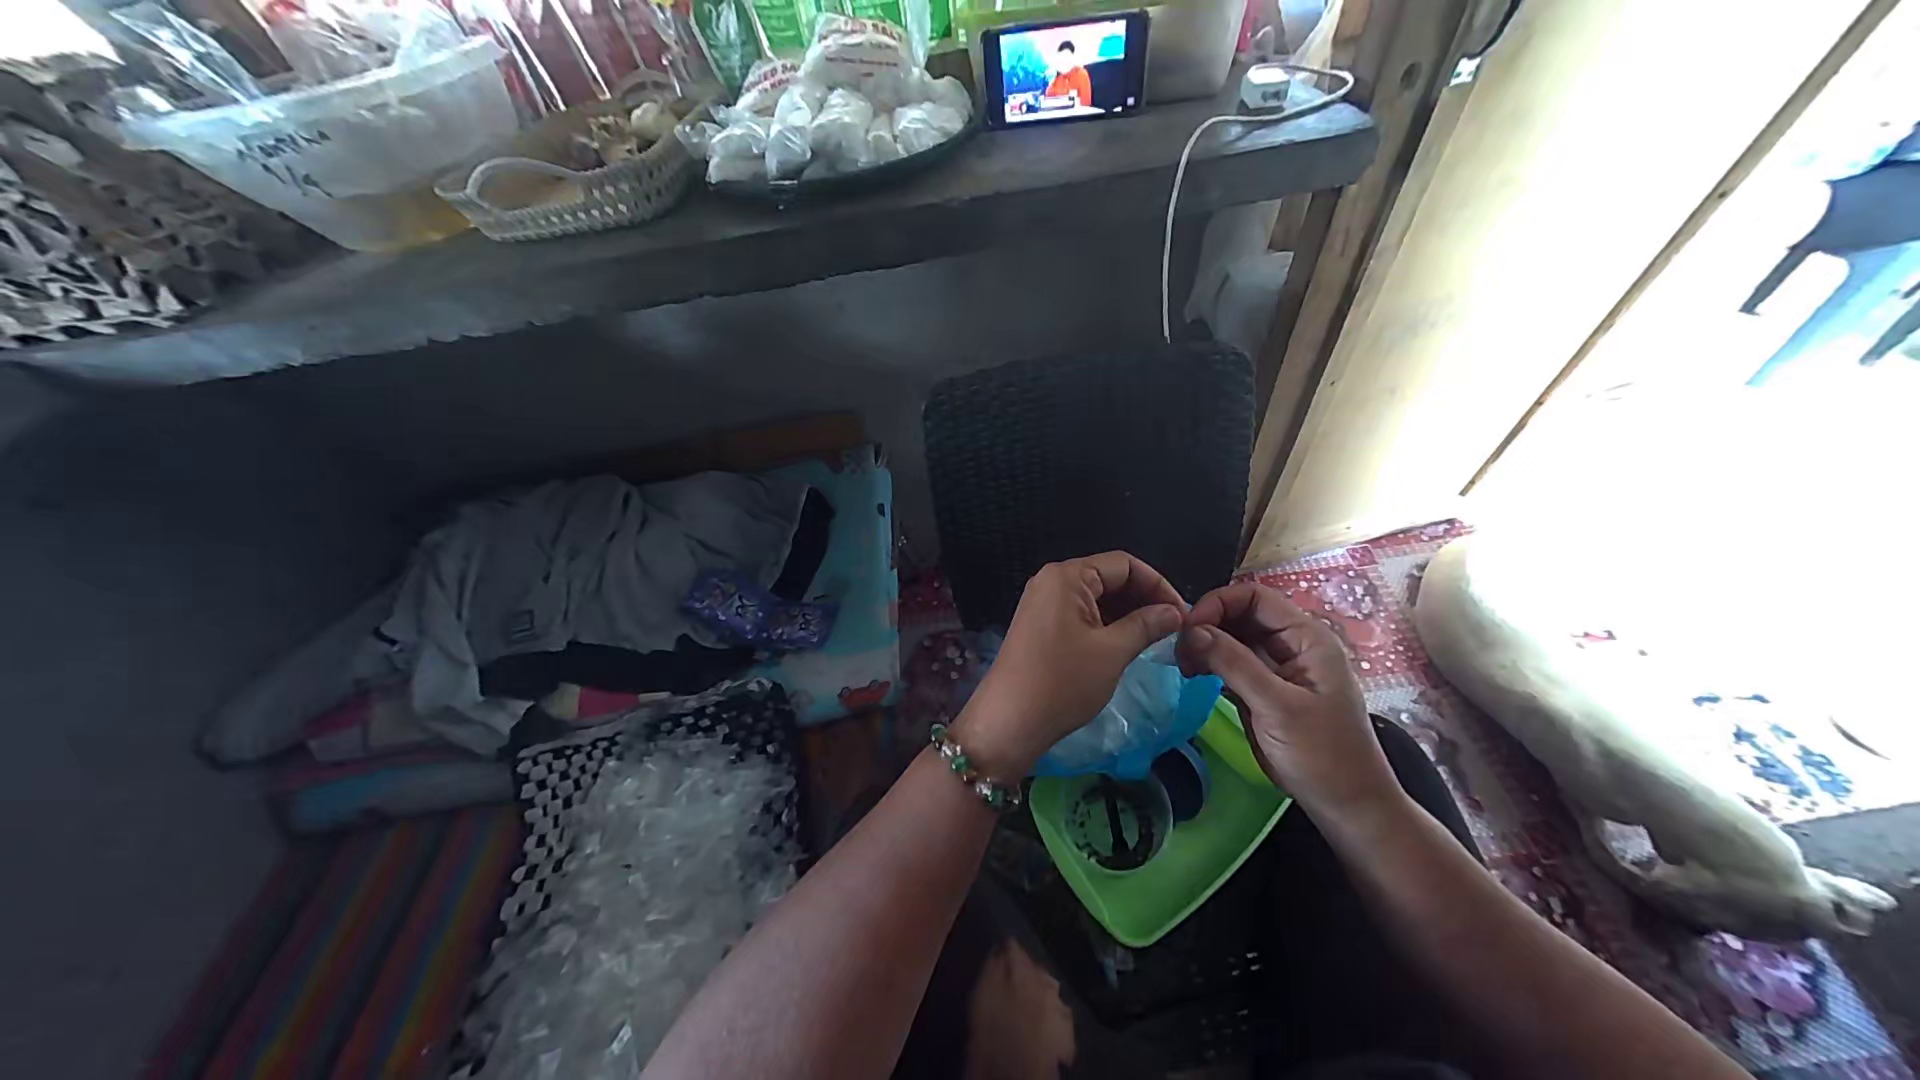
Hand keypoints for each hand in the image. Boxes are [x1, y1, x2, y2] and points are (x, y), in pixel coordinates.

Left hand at [953, 552, 1186, 777]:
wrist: (1009, 722)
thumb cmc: (1062, 682)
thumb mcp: (1112, 651)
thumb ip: (1147, 625)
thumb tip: (1174, 612)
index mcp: (1067, 576)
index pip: (1124, 564)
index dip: (1158, 585)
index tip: (1183, 614)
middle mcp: (1052, 581)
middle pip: (1109, 578)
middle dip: (1144, 599)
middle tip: (1174, 629)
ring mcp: (1043, 604)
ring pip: (1097, 598)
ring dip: (1128, 614)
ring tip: (1157, 639)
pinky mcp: (1041, 626)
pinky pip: (1082, 615)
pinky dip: (1107, 625)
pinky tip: (1128, 645)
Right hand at [1174, 582, 1399, 820]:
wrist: (1345, 805)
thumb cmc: (1322, 754)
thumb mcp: (1277, 706)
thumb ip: (1234, 663)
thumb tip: (1191, 630)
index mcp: (1306, 638)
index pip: (1255, 597)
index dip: (1218, 603)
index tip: (1188, 628)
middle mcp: (1291, 644)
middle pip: (1240, 614)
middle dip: (1207, 624)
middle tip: (1178, 651)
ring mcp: (1277, 667)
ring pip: (1232, 637)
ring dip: (1205, 644)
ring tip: (1183, 665)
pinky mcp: (1263, 689)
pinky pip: (1231, 662)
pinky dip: (1209, 663)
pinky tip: (1193, 675)